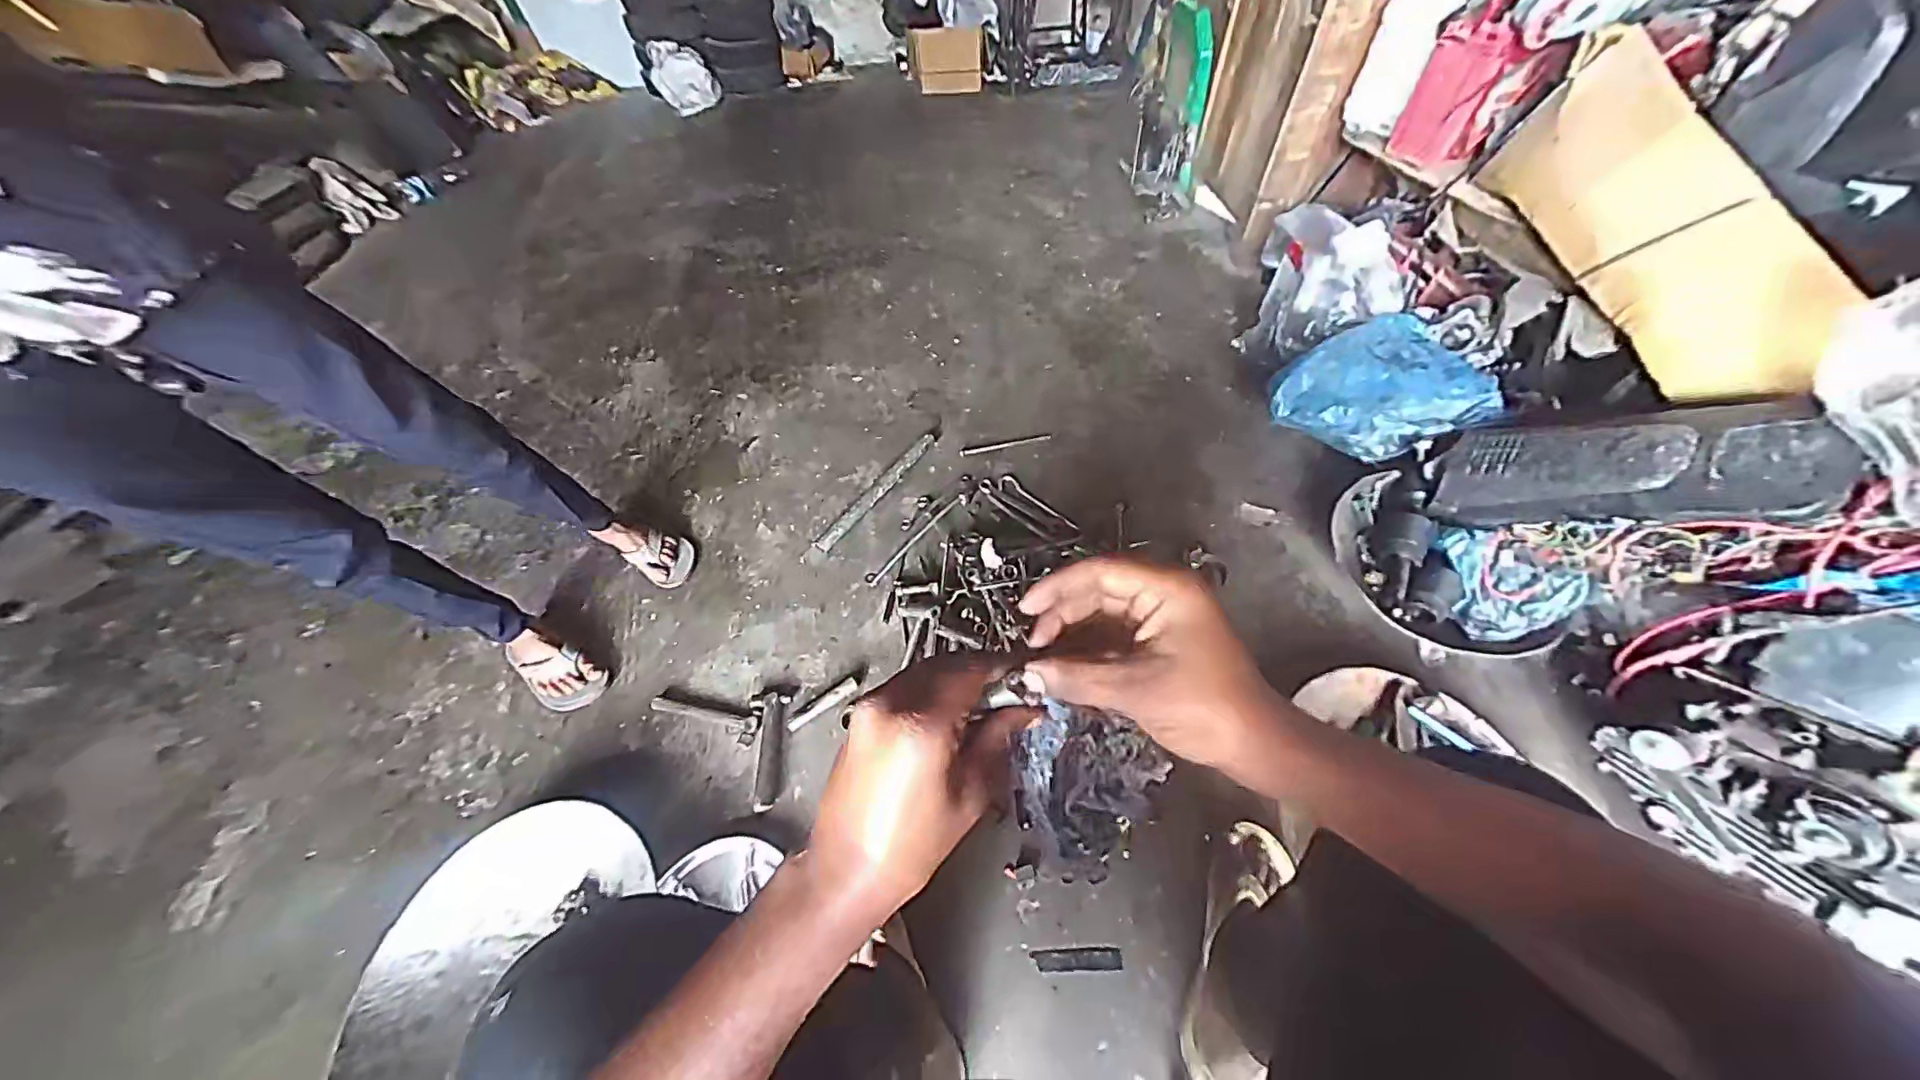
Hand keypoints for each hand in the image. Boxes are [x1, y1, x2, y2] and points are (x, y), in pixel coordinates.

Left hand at [805, 654, 1036, 921]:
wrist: (847, 870)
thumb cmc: (902, 850)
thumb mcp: (969, 796)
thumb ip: (996, 741)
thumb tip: (1020, 712)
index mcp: (921, 725)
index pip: (971, 671)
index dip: (1003, 669)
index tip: (1022, 677)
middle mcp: (890, 706)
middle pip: (947, 663)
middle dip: (981, 672)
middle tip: (1008, 693)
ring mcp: (871, 708)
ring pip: (925, 670)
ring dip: (956, 678)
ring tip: (980, 708)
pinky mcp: (861, 717)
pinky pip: (904, 686)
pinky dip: (931, 690)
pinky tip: (949, 716)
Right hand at [1019, 555, 1277, 770]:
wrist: (1251, 742)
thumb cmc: (1205, 707)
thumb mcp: (1136, 690)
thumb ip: (1078, 678)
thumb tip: (1030, 674)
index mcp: (1167, 590)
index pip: (1100, 572)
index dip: (1058, 587)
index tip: (1027, 608)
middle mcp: (1162, 595)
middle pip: (1098, 590)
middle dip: (1062, 614)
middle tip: (1034, 642)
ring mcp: (1159, 618)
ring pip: (1101, 614)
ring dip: (1072, 633)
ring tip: (1043, 657)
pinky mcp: (1156, 641)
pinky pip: (1111, 636)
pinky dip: (1086, 649)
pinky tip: (1064, 666)